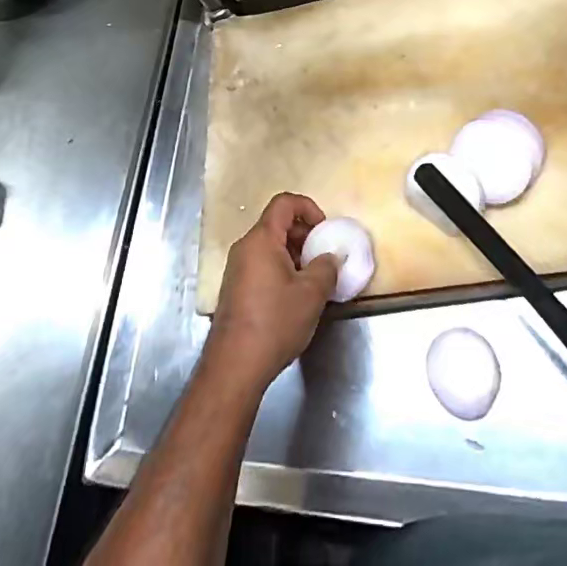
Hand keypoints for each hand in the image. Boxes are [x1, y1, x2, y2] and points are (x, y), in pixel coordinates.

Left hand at [204, 193, 340, 392]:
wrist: (235, 364)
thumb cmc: (275, 322)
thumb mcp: (312, 293)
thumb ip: (327, 267)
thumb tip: (330, 257)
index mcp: (261, 239)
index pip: (284, 203)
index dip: (308, 208)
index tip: (325, 230)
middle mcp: (244, 247)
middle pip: (277, 224)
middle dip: (304, 234)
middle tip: (324, 257)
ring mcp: (237, 268)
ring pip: (270, 247)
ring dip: (295, 255)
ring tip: (314, 280)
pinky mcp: (235, 288)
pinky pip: (262, 265)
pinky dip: (282, 269)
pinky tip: (295, 296)